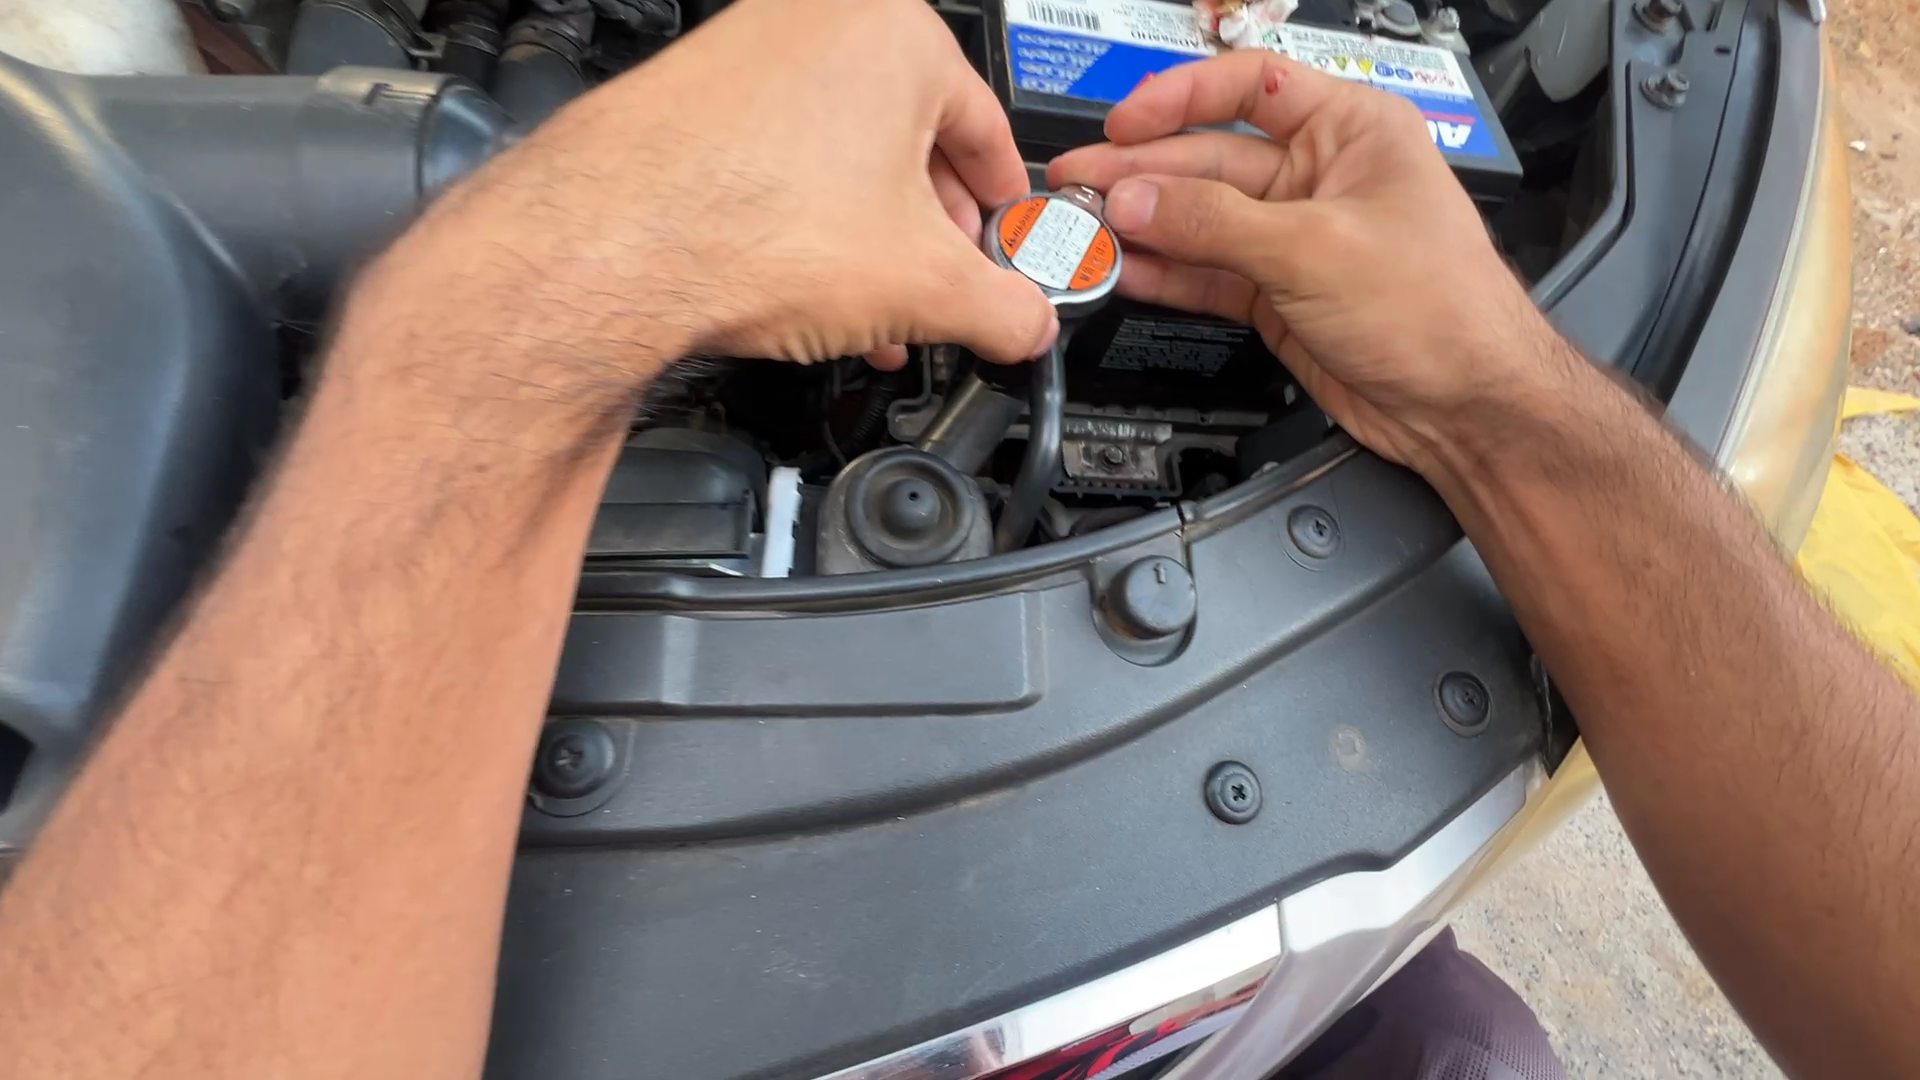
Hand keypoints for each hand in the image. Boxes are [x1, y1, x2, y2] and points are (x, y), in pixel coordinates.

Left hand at [372, 0, 1057, 386]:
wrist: (614, 251)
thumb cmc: (757, 230)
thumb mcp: (929, 288)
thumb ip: (1006, 309)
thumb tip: (1030, 324)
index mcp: (894, 36)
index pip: (987, 129)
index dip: (1006, 205)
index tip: (1007, 246)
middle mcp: (818, 26)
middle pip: (914, 151)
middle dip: (935, 240)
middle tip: (945, 291)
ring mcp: (749, 62)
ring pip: (849, 172)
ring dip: (877, 250)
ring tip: (883, 314)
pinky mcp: (699, 110)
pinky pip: (789, 178)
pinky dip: (818, 239)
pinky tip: (821, 299)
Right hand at [1047, 51, 1569, 472]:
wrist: (1453, 402)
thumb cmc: (1433, 307)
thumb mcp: (1314, 248)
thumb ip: (1215, 223)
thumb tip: (1137, 199)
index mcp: (1347, 132)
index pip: (1250, 87)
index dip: (1180, 99)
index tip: (1123, 124)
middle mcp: (1312, 179)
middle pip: (1205, 163)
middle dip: (1138, 174)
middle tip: (1076, 187)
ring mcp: (1285, 242)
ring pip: (1195, 224)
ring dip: (1139, 227)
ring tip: (1083, 230)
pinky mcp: (1269, 295)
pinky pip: (1202, 276)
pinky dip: (1162, 275)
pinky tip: (1123, 270)